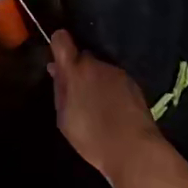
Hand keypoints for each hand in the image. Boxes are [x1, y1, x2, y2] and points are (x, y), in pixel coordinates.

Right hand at [49, 30, 162, 178]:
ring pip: (100, 69)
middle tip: (76, 93)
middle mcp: (98, 64)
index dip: (58, 44)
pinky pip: (114, 78)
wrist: (132, 146)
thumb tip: (56, 69)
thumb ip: (60, 89)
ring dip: (95, 79)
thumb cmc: (91, 137)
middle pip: (83, 58)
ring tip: (96, 105)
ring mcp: (117, 71)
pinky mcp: (132, 80)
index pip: (62, 41)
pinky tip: (112, 107)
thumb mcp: (64, 118)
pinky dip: (110, 87)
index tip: (57, 56)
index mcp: (76, 71)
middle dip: (78, 70)